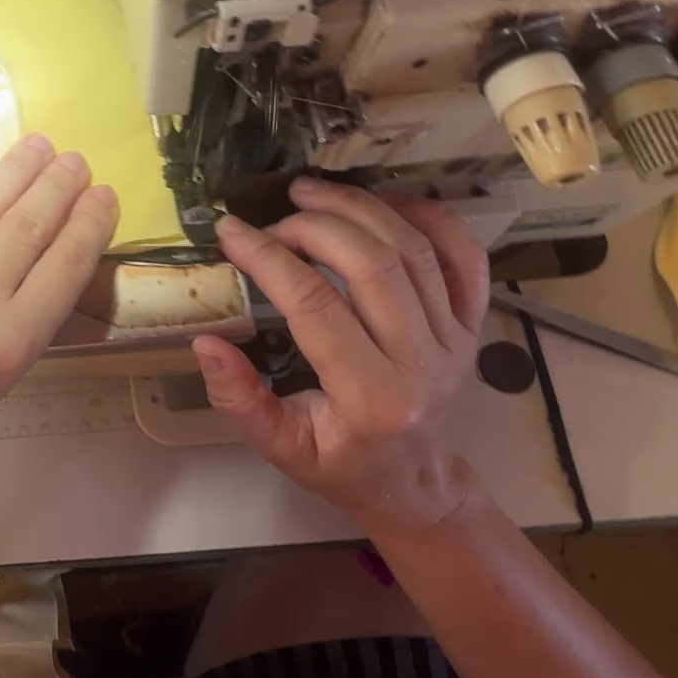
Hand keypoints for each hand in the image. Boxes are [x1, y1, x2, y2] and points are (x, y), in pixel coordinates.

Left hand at [0, 136, 119, 534]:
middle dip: (57, 185)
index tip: (104, 193)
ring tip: (38, 145)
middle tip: (76, 157)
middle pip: (26, 225)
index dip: (90, 222)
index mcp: (8, 346)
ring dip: (13, 170)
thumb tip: (40, 260)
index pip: (64, 264)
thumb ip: (19, 323)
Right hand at [193, 178, 490, 538]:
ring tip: (311, 194)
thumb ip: (239, 398)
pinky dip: (429, 217)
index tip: (230, 232)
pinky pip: (464, 257)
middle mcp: (422, 363)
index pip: (316, 306)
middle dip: (313, 227)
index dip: (268, 259)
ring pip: (415, 250)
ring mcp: (455, 339)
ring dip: (359, 209)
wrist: (414, 483)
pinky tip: (383, 203)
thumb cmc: (340, 465)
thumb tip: (204, 342)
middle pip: (373, 265)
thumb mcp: (279, 446)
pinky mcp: (472, 325)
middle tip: (272, 220)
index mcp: (370, 397)